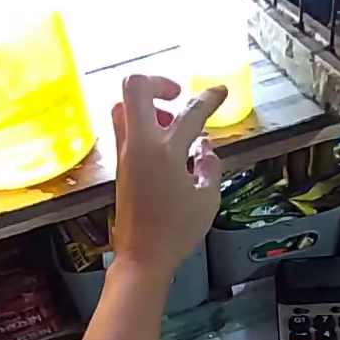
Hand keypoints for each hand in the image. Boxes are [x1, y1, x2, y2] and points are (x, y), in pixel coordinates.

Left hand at [109, 74, 227, 278]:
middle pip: (135, 88)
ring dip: (146, 106)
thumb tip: (205, 149)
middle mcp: (139, 146)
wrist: (143, 257)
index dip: (209, 98)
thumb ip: (209, 167)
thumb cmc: (177, 232)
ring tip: (170, 126)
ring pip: (122, 108)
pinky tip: (163, 149)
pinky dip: (143, 127)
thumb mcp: (207, 199)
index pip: (190, 113)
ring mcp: (125, 156)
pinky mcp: (120, 168)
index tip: (220, 92)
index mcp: (165, 152)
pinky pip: (125, 131)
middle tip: (178, 98)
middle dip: (159, 82)